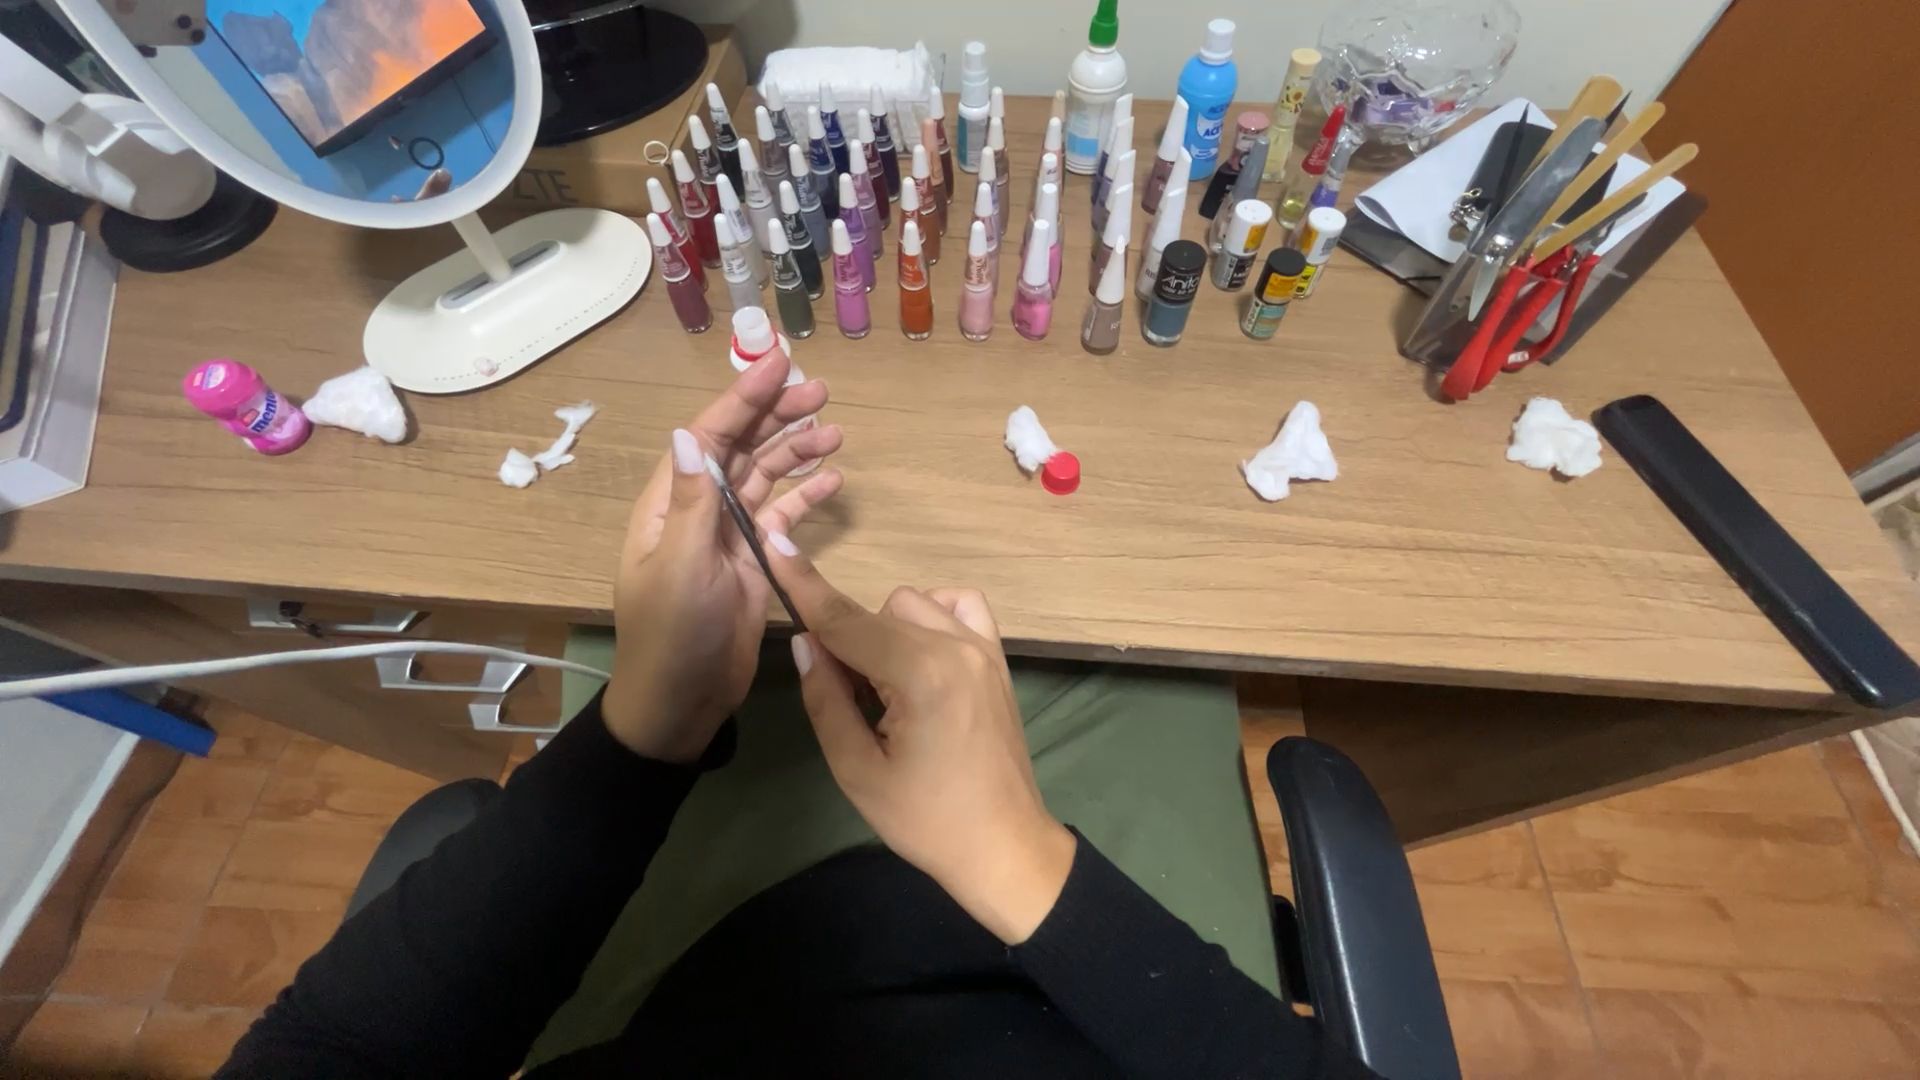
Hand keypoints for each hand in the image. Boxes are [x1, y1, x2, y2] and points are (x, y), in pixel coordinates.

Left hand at [601, 351, 843, 762]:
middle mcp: (701, 509)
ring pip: (767, 478)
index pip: (709, 437)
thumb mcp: (678, 566)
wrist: (682, 703)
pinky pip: (785, 517)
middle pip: (742, 448)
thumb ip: (692, 502)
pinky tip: (834, 479)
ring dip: (797, 452)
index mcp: (671, 503)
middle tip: (821, 391)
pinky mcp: (756, 560)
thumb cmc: (671, 636)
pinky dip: (807, 496)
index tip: (778, 363)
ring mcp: (731, 534)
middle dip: (777, 416)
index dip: (743, 398)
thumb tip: (690, 432)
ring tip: (835, 432)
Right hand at [765, 532, 1075, 943]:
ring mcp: (983, 647)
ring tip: (891, 685)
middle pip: (878, 610)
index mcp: (920, 674)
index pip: (846, 620)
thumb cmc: (926, 819)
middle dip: (851, 641)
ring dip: (888, 630)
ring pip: (915, 602)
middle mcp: (955, 646)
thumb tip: (806, 642)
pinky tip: (924, 653)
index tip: (775, 545)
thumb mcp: (857, 770)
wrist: (1003, 843)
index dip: (804, 586)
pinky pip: (961, 604)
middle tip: (854, 696)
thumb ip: (826, 699)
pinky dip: (933, 615)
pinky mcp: (998, 656)